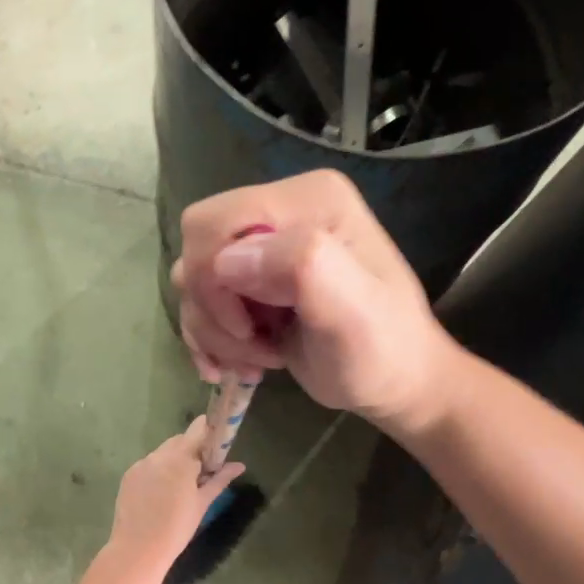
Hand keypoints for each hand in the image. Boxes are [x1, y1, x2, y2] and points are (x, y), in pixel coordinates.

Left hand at [110, 418, 244, 562]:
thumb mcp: (202, 503)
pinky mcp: (128, 476)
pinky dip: (158, 471)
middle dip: (192, 451)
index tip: (217, 445)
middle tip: (201, 473)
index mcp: (180, 459)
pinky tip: (160, 494)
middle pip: (179, 441)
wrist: (138, 549)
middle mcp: (158, 456)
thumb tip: (239, 465)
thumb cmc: (177, 529)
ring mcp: (140, 465)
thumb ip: (219, 480)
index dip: (208, 433)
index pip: (198, 430)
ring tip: (179, 488)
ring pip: (162, 453)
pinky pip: (148, 465)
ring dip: (174, 461)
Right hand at [172, 170, 462, 429]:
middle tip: (253, 345)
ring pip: (191, 284)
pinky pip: (198, 304)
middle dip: (212, 311)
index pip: (211, 223)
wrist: (392, 383)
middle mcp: (279, 212)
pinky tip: (240, 364)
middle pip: (194, 252)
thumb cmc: (380, 351)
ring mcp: (262, 248)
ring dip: (214, 333)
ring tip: (259, 359)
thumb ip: (302, 267)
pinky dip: (209, 341)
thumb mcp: (353, 312)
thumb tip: (228, 261)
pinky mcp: (249, 281)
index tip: (248, 328)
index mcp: (307, 200)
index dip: (212, 282)